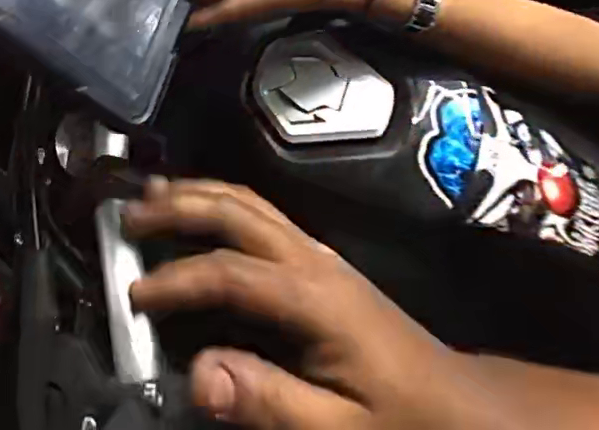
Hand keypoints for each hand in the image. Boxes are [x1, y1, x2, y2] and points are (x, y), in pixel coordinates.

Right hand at [126, 179, 520, 428]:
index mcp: (312, 296)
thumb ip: (269, 402)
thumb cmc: (407, 423)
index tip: (133, 295)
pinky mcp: (316, 255)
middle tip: (129, 215)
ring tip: (152, 194)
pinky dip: (219, 199)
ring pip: (245, 200)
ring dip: (195, 192)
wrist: (469, 410)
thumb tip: (197, 373)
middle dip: (177, 207)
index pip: (227, 271)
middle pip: (233, 210)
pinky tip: (200, 206)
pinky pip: (257, 210)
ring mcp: (314, 250)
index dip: (176, 280)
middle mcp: (309, 256)